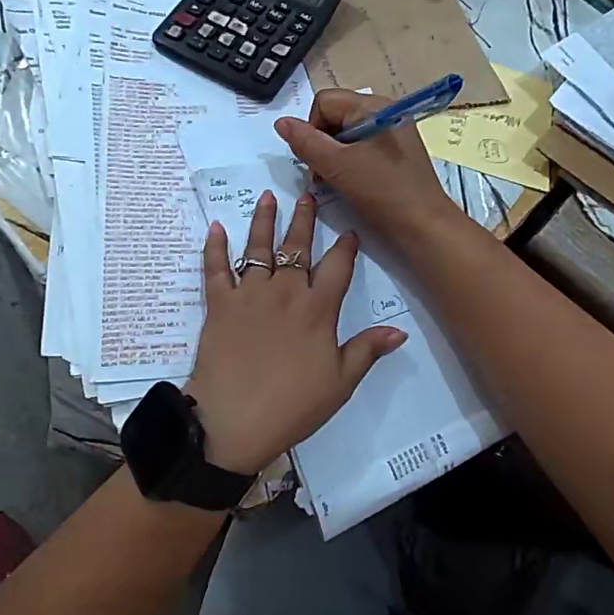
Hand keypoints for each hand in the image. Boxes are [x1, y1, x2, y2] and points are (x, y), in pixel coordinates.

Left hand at [185, 190, 406, 474]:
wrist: (235, 420)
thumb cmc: (293, 406)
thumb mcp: (340, 383)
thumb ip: (367, 351)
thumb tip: (399, 331)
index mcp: (317, 310)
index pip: (337, 268)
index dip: (345, 247)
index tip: (349, 231)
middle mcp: (285, 292)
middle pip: (297, 247)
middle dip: (304, 219)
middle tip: (307, 194)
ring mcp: (249, 295)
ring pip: (258, 248)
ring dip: (264, 221)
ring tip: (267, 197)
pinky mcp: (219, 305)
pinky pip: (215, 269)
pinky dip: (214, 247)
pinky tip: (216, 228)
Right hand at [274, 89, 463, 244]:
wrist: (423, 225)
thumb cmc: (381, 192)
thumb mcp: (336, 166)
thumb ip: (305, 142)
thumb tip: (281, 122)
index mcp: (373, 106)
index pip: (324, 102)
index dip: (312, 129)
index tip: (316, 160)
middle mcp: (384, 111)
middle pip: (335, 116)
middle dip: (321, 144)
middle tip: (324, 174)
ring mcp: (392, 132)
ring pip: (346, 135)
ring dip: (333, 157)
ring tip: (336, 182)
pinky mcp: (395, 152)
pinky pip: (361, 148)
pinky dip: (349, 163)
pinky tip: (351, 184)